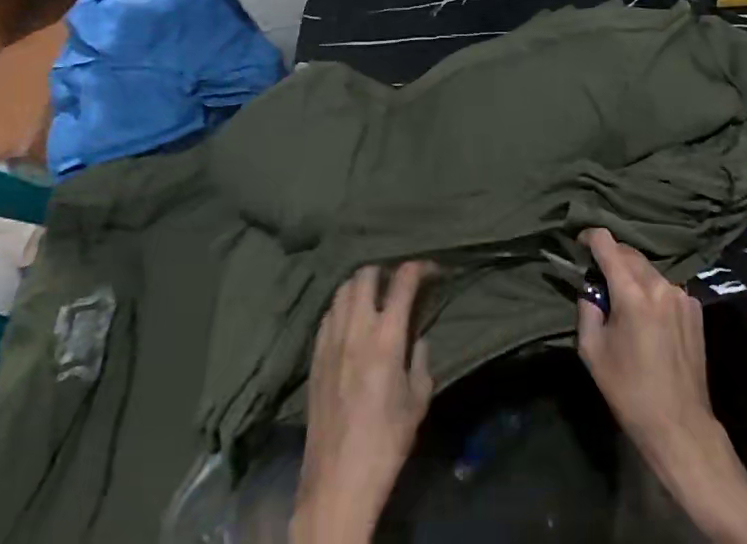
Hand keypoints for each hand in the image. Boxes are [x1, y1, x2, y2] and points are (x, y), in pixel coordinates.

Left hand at [292, 263, 433, 543]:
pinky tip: (351, 318)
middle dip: (384, 269)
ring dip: (360, 285)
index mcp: (386, 337)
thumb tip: (417, 339)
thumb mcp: (419, 398)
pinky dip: (341, 307)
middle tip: (399, 279)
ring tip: (375, 293)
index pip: (402, 282)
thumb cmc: (388, 438)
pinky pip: (327, 317)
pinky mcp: (313, 359)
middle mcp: (355, 331)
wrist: (338, 478)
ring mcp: (329, 343)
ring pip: (341, 292)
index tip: (432, 268)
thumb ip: (420, 359)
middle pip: (364, 276)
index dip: (419, 267)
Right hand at [576, 230, 746, 543]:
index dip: (591, 237)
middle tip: (596, 272)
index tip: (580, 242)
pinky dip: (651, 291)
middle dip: (611, 256)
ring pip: (650, 270)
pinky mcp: (694, 307)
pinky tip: (646, 314)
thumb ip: (587, 309)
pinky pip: (666, 287)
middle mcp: (661, 285)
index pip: (609, 245)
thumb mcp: (592, 350)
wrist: (678, 420)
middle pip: (631, 254)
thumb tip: (590, 288)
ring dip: (632, 274)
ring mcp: (682, 294)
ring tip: (621, 296)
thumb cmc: (628, 389)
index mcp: (633, 294)